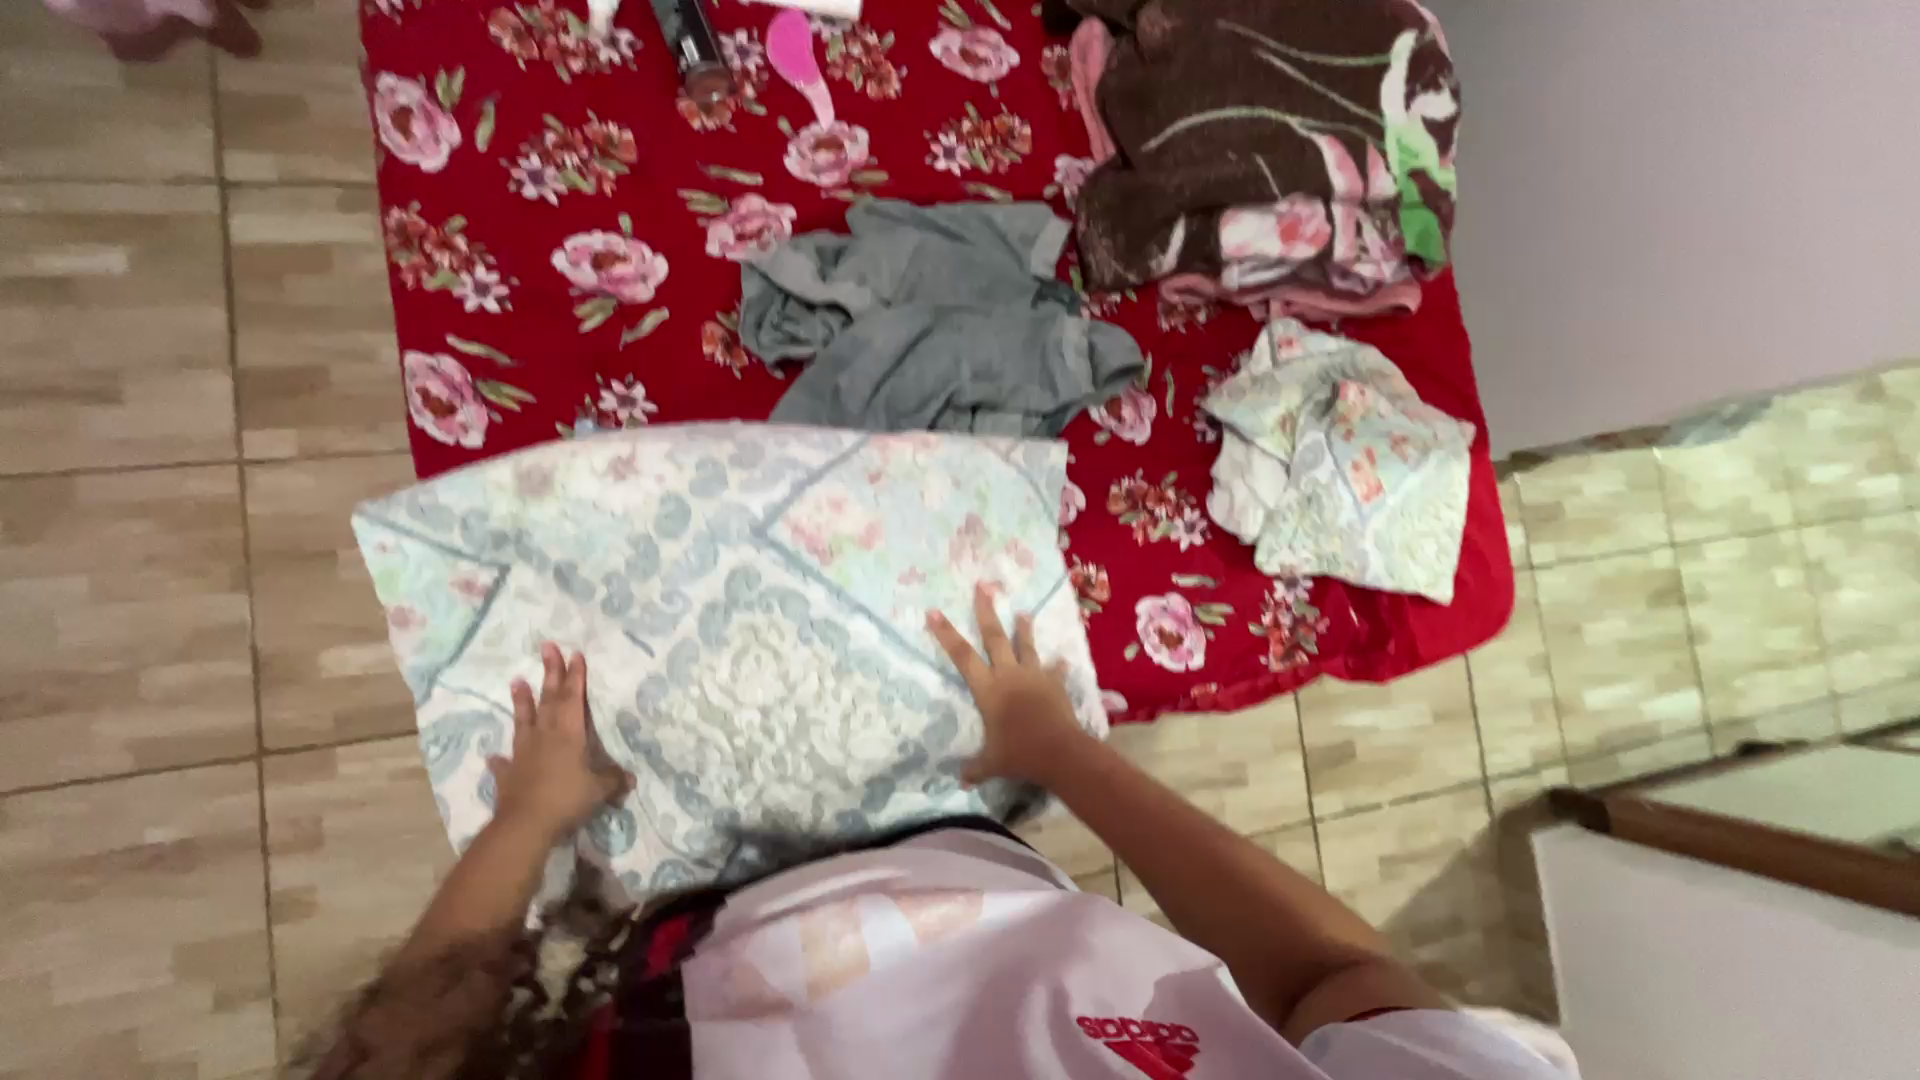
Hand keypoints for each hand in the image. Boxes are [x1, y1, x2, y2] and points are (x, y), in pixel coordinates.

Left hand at [486, 643, 633, 840]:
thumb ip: (614, 780)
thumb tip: (630, 778)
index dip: (576, 675)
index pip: (574, 697)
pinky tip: (494, 756)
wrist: (525, 825)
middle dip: (551, 673)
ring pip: (523, 720)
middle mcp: (544, 735)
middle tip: (547, 647)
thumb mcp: (600, 789)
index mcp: (568, 733)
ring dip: (521, 701)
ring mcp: (523, 753)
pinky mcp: (509, 773)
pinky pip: (505, 762)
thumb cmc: (567, 798)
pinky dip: (501, 758)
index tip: (574, 653)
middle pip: (549, 699)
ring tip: (516, 681)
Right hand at [927, 584, 1093, 787]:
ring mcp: (1034, 676)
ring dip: (1024, 628)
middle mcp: (1009, 674)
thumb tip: (962, 779)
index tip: (934, 612)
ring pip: (1026, 646)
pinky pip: (1056, 672)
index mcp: (988, 688)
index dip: (946, 634)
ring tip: (1022, 612)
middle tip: (983, 586)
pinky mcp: (1055, 684)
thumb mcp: (992, 763)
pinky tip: (1062, 660)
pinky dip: (1057, 667)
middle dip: (986, 610)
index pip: (961, 656)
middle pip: (995, 637)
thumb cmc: (1019, 754)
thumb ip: (976, 767)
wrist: (1060, 752)